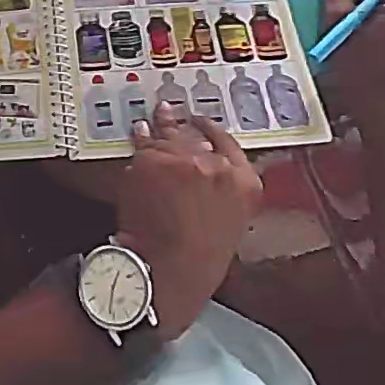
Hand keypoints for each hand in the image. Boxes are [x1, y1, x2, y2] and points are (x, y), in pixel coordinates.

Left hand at [115, 104, 261, 338]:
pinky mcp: (152, 161)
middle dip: (182, 127)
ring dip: (160, 126)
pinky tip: (139, 133)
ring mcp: (183, 160)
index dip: (212, 130)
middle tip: (170, 112)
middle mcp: (216, 165)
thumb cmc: (200, 258)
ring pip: (168, 137)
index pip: (229, 143)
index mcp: (244, 183)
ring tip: (155, 116)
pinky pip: (144, 148)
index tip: (202, 122)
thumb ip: (222, 189)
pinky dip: (140, 142)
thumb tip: (204, 168)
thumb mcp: (228, 221)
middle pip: (195, 137)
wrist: (169, 272)